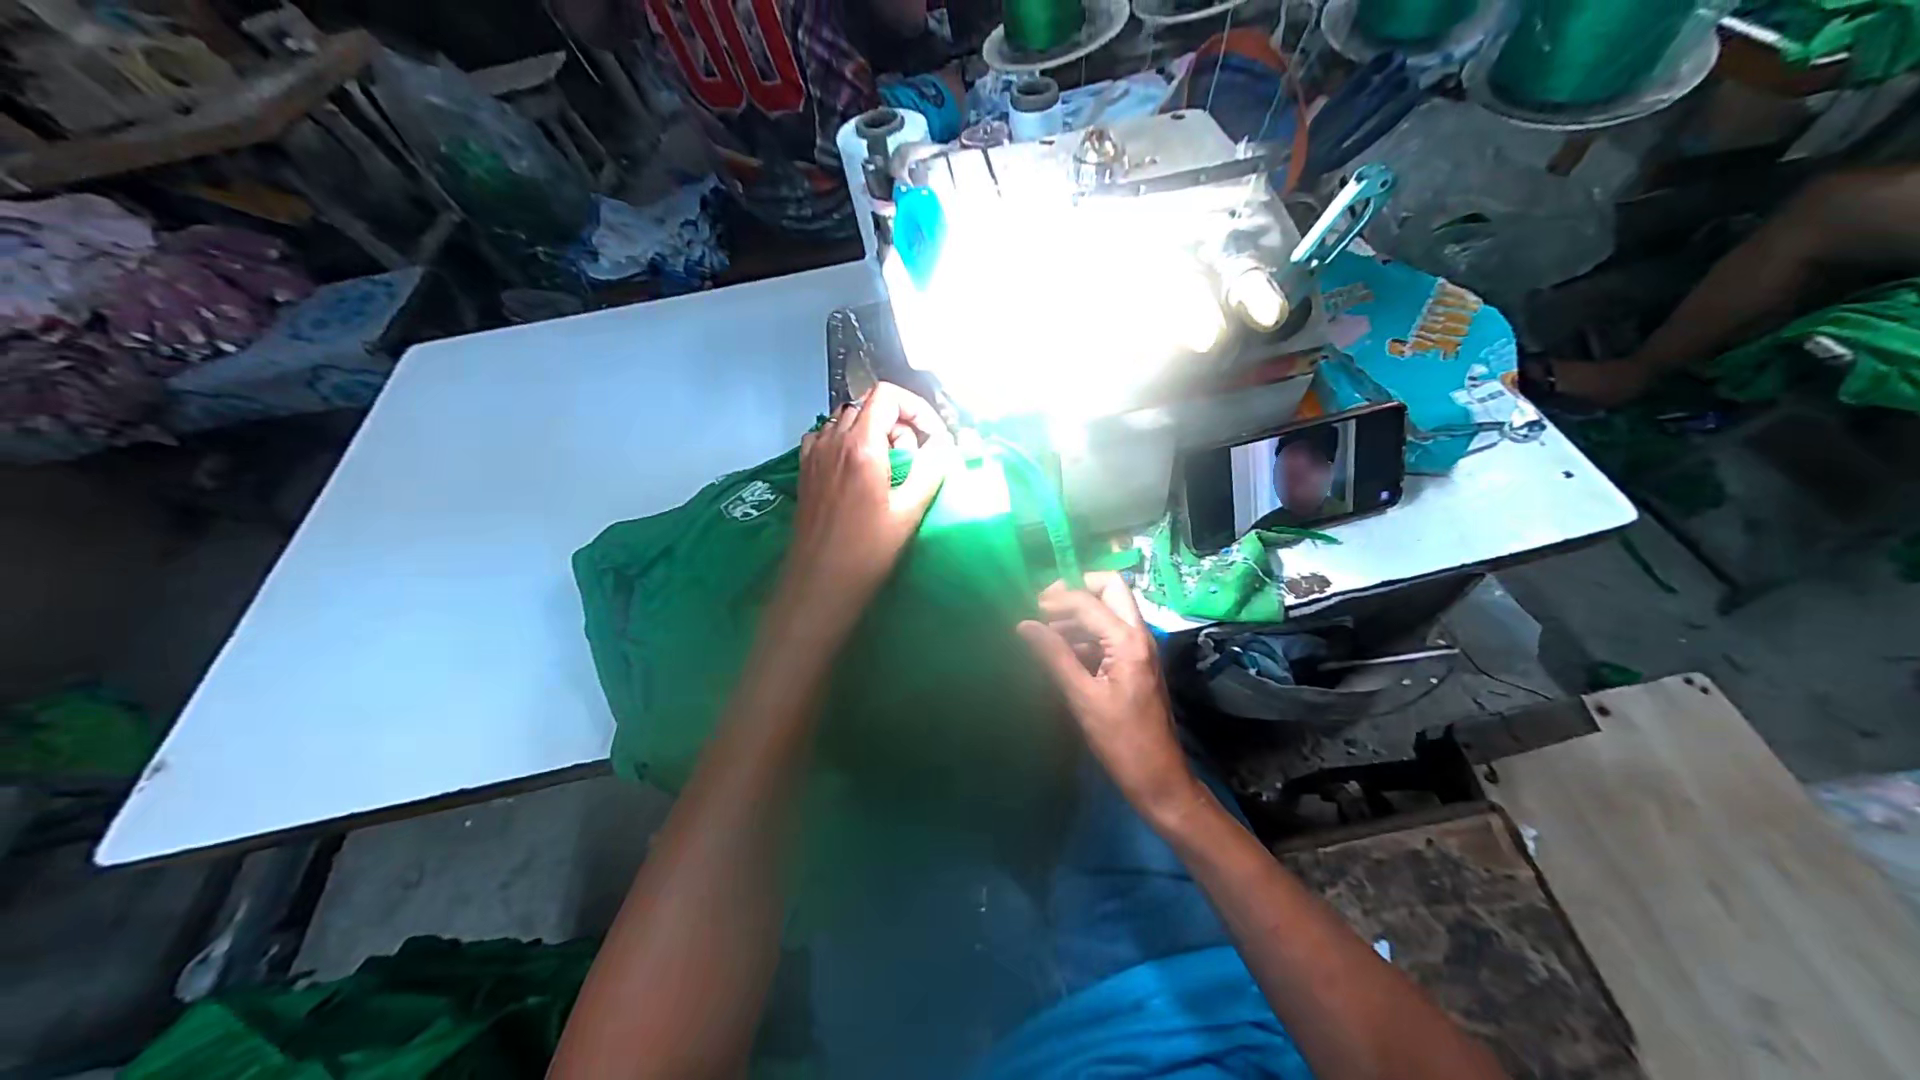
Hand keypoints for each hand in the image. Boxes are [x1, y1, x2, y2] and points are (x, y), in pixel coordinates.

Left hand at [779, 382, 953, 635]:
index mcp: (861, 446)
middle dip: (897, 422)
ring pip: (847, 419)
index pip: (887, 396)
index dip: (915, 408)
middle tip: (913, 458)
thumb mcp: (909, 511)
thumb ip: (930, 469)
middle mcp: (833, 441)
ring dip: (873, 431)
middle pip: (868, 405)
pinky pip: (827, 437)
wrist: (819, 583)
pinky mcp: (805, 470)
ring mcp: (815, 454)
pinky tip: (858, 470)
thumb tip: (942, 445)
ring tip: (888, 466)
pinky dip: (847, 442)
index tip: (931, 437)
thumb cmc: (867, 552)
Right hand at [1017, 573, 1204, 821]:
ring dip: (1078, 611)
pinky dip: (1084, 632)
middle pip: (1110, 588)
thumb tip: (1024, 625)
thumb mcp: (1082, 697)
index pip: (1088, 601)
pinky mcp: (1134, 661)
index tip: (1028, 611)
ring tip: (1044, 630)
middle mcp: (1139, 634)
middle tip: (1043, 606)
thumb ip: (1054, 656)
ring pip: (1109, 608)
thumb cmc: (1120, 739)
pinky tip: (1059, 650)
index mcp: (1128, 640)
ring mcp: (1139, 647)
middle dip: (1076, 589)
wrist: (1157, 775)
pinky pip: (1108, 632)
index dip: (1055, 600)